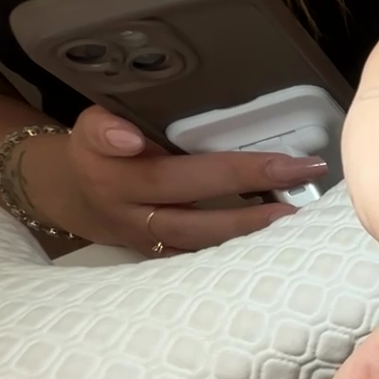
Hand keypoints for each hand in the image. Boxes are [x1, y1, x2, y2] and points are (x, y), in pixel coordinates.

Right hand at [26, 106, 325, 252]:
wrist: (81, 202)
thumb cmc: (112, 157)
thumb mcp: (108, 128)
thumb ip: (128, 120)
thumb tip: (131, 133)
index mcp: (98, 154)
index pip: (98, 138)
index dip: (112, 137)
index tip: (128, 137)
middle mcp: (119, 196)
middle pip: (174, 186)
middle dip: (238, 177)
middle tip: (293, 171)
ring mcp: (143, 233)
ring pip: (198, 232)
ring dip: (252, 224)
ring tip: (297, 213)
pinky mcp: (167, 258)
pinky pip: (211, 256)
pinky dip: (249, 248)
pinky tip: (286, 240)